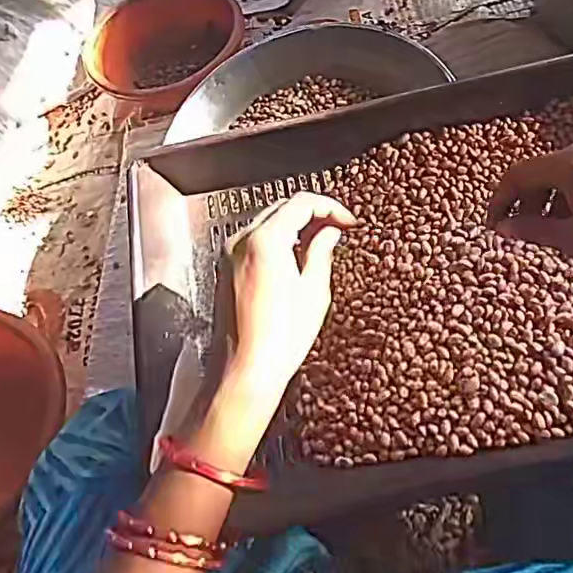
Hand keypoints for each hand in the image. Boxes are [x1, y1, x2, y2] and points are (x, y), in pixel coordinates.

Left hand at [218, 192, 354, 400]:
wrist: (246, 370)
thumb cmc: (278, 339)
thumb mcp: (314, 290)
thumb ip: (322, 252)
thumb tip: (329, 234)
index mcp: (265, 240)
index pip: (301, 202)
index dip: (330, 206)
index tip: (346, 219)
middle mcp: (242, 242)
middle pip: (282, 207)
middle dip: (313, 213)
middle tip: (338, 228)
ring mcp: (230, 255)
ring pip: (268, 222)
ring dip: (295, 226)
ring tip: (320, 244)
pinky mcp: (226, 270)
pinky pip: (255, 241)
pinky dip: (278, 240)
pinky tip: (296, 259)